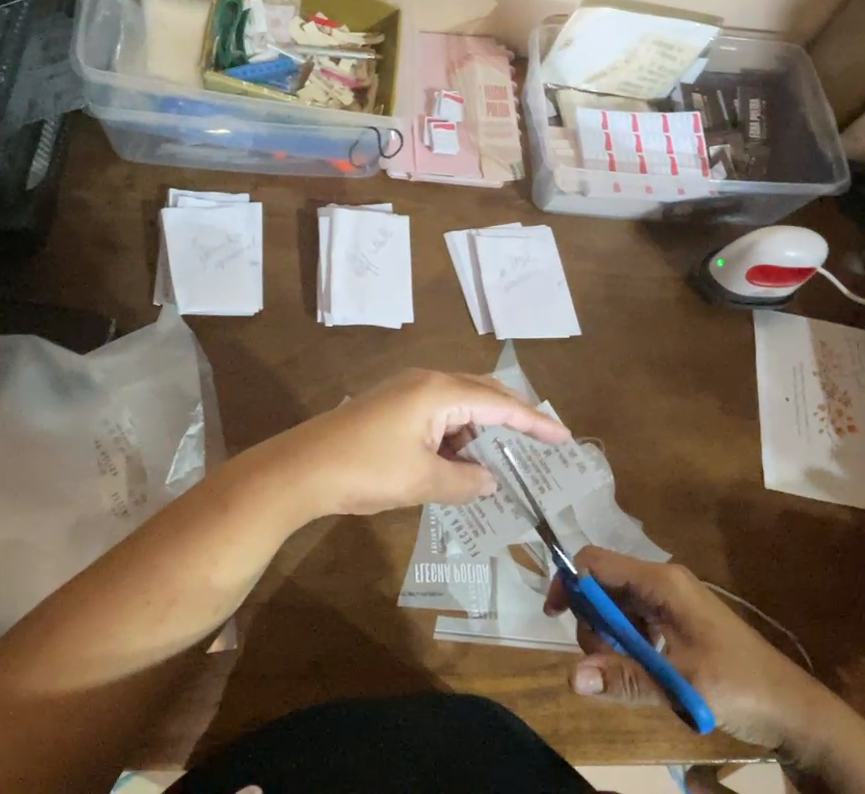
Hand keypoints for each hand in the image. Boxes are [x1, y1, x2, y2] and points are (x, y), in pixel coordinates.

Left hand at [248, 369, 570, 517]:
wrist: (301, 469)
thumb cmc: (366, 470)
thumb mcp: (422, 481)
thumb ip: (465, 480)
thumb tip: (490, 481)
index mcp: (438, 392)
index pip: (499, 404)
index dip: (534, 421)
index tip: (564, 436)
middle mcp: (425, 382)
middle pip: (481, 394)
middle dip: (511, 418)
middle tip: (539, 442)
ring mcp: (404, 392)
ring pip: (457, 404)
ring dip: (478, 430)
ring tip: (500, 461)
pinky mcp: (389, 407)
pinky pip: (436, 414)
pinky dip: (453, 435)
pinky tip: (458, 461)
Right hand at [545, 547, 836, 751]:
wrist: (795, 709)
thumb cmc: (741, 686)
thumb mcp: (680, 685)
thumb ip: (625, 678)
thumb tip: (570, 677)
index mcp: (662, 581)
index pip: (595, 561)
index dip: (568, 582)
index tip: (554, 617)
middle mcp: (662, 581)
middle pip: (601, 586)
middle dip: (592, 622)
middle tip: (608, 662)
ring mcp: (670, 600)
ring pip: (616, 607)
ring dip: (611, 638)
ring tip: (635, 673)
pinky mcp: (676, 620)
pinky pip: (634, 621)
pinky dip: (628, 644)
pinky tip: (647, 671)